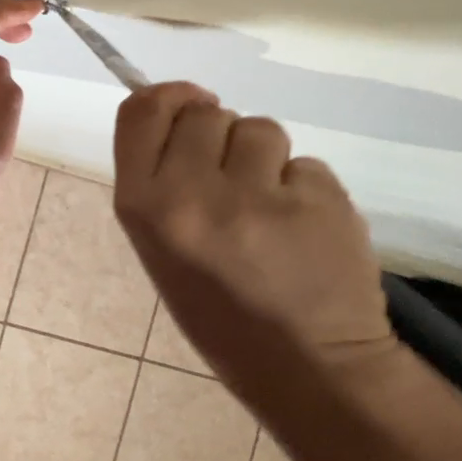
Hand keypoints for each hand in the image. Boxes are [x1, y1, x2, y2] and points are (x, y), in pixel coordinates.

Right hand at [111, 82, 393, 374]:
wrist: (305, 365)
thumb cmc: (215, 309)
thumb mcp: (156, 245)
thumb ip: (159, 181)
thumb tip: (183, 115)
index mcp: (142, 206)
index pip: (141, 112)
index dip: (166, 96)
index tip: (187, 104)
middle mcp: (191, 193)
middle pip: (204, 112)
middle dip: (219, 134)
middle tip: (231, 177)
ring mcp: (258, 197)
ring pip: (260, 128)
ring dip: (265, 155)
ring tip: (270, 203)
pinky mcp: (320, 201)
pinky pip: (307, 163)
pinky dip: (305, 186)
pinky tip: (304, 226)